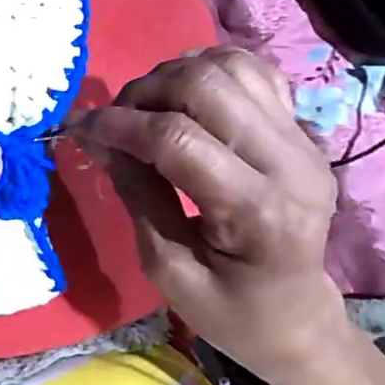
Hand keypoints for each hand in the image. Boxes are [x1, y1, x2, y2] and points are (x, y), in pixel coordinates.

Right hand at [74, 48, 353, 384]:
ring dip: (174, 75)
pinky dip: (208, 70)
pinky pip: (253, 70)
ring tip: (148, 108)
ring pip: (230, 66)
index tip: (81, 128)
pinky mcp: (303, 130)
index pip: (177, 138)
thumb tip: (99, 137)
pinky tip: (184, 98)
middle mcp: (291, 163)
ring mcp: (304, 140)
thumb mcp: (168, 270)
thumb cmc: (230, 311)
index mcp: (259, 213)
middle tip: (116, 120)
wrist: (298, 318)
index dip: (119, 125)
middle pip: (206, 86)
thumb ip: (137, 195)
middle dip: (144, 93)